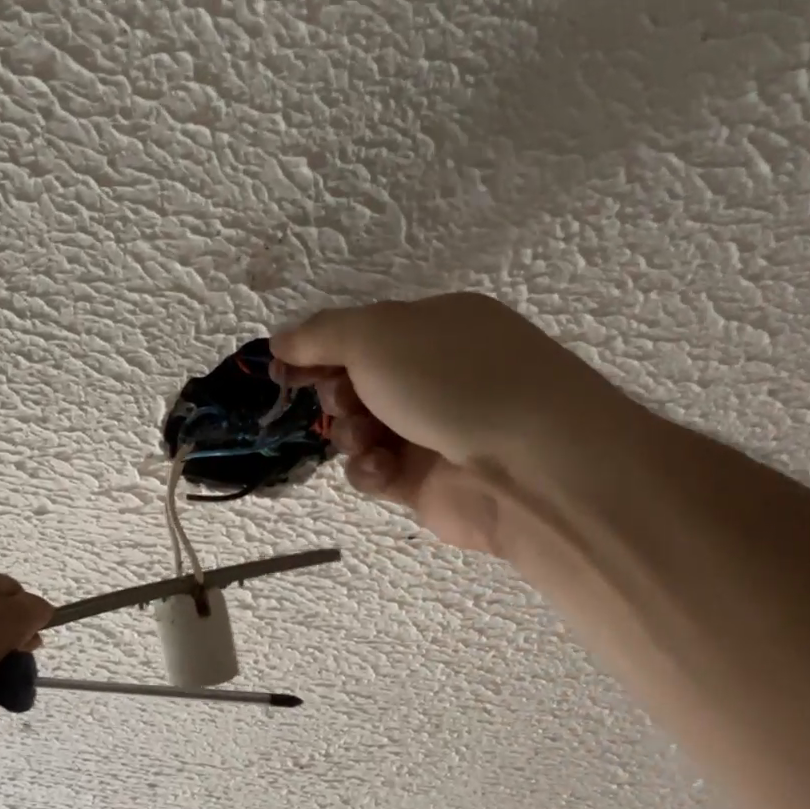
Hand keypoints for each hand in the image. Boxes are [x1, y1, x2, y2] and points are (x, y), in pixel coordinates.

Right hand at [272, 292, 641, 552]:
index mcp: (437, 327)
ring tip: (367, 440)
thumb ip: (320, 334)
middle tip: (344, 401)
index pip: (363, 333)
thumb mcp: (376, 335)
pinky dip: (369, 470)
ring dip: (350, 435)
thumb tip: (279, 340)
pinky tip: (382, 470)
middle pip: (357, 382)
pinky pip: (375, 472)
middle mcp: (438, 375)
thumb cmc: (454, 381)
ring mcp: (433, 430)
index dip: (320, 349)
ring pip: (361, 430)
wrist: (530, 466)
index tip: (286, 368)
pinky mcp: (426, 481)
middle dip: (338, 393)